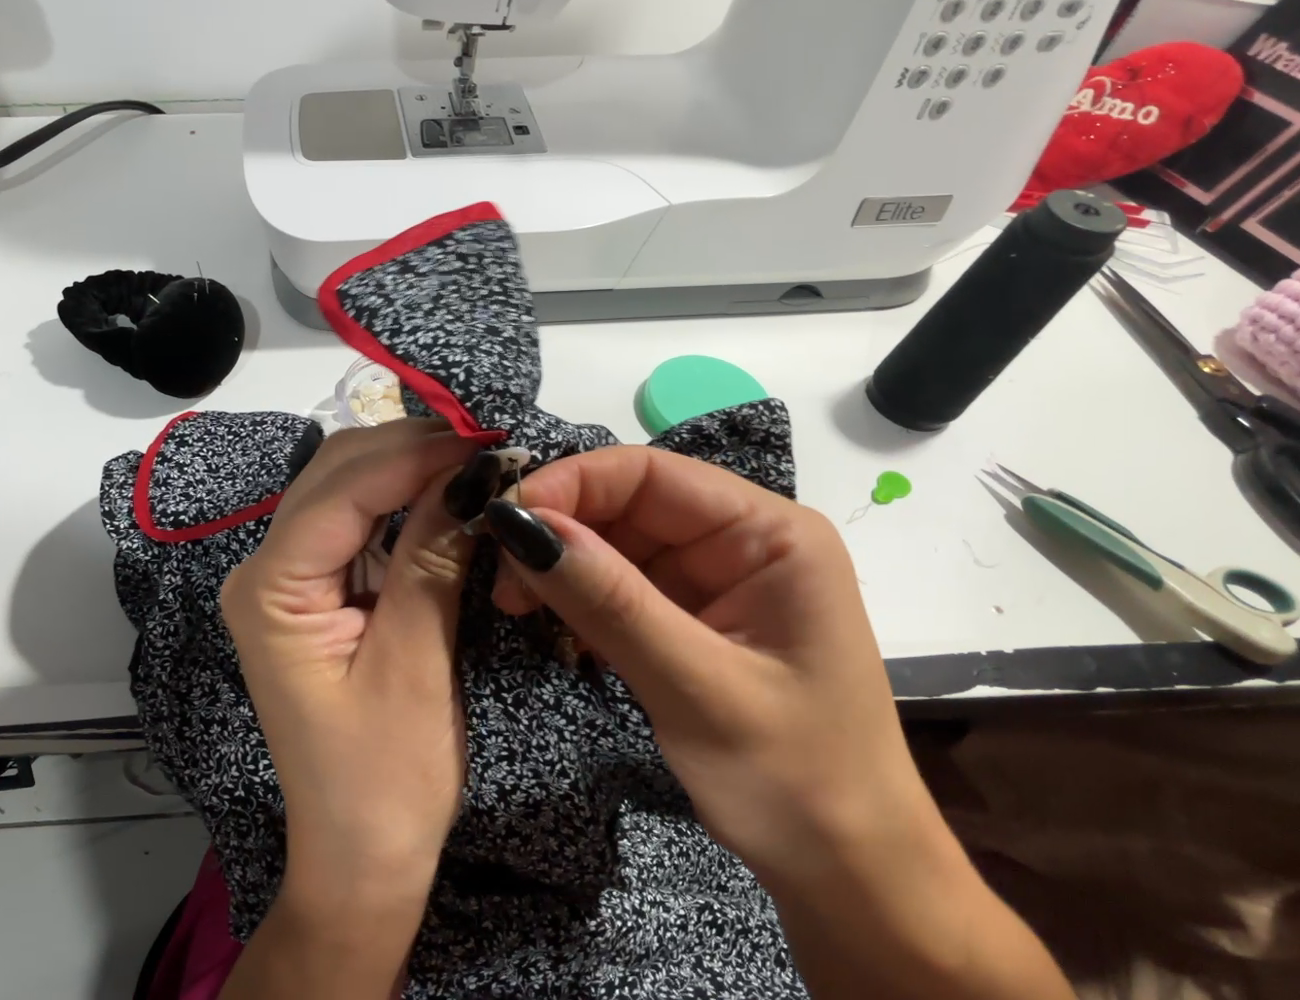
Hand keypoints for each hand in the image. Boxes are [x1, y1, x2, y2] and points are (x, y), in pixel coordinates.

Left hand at [221, 418, 477, 921]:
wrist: (361, 857)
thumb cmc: (386, 779)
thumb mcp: (416, 664)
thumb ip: (434, 560)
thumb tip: (472, 474)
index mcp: (269, 591)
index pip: (341, 490)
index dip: (414, 453)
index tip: (488, 434)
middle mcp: (264, 573)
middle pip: (335, 478)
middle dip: (411, 450)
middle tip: (492, 442)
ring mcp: (287, 583)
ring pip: (346, 493)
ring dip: (410, 469)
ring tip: (479, 458)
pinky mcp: (316, 595)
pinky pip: (358, 527)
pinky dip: (404, 504)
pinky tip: (447, 493)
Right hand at [483, 447, 1071, 999]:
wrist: (845, 872)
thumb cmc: (794, 779)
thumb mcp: (694, 687)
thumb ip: (607, 600)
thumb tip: (518, 524)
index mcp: (771, 535)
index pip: (652, 473)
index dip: (571, 485)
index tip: (503, 522)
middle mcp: (741, 542)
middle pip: (627, 504)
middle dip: (558, 530)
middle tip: (500, 578)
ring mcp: (713, 582)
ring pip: (614, 545)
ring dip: (559, 566)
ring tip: (514, 605)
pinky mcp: (689, 620)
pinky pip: (618, 587)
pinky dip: (576, 599)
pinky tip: (545, 623)